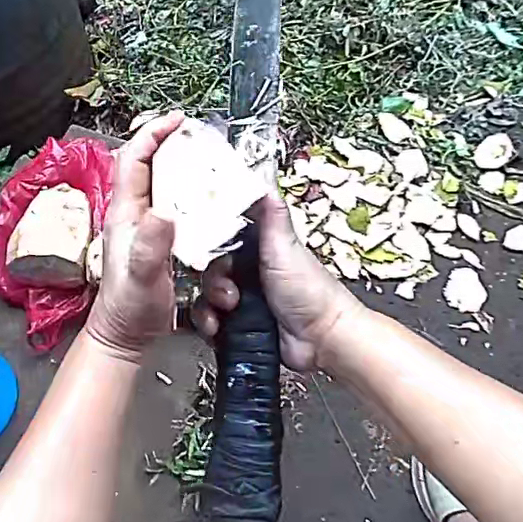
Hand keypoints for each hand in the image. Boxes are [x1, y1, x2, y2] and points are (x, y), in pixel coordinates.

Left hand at [84, 111, 184, 362]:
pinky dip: (191, 193)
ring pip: (164, 183)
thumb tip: (164, 212)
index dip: (152, 134)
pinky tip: (208, 197)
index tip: (177, 119)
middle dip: (171, 144)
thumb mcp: (141, 276)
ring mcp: (146, 225)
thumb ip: (151, 246)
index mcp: (126, 212)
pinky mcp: (159, 239)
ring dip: (183, 166)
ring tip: (207, 160)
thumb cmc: (130, 308)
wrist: (126, 335)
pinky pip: (175, 204)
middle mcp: (135, 212)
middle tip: (199, 136)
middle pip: (150, 164)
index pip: (134, 160)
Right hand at [192, 194, 363, 371]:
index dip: (208, 244)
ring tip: (227, 310)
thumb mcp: (285, 245)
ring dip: (209, 303)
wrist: (320, 339)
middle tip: (229, 290)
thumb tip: (264, 182)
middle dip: (213, 280)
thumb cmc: (308, 289)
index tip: (202, 249)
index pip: (220, 238)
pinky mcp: (235, 327)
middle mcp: (247, 273)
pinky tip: (217, 328)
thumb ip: (272, 216)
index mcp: (257, 249)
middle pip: (209, 268)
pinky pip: (208, 321)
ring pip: (205, 296)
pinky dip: (208, 324)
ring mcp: (240, 301)